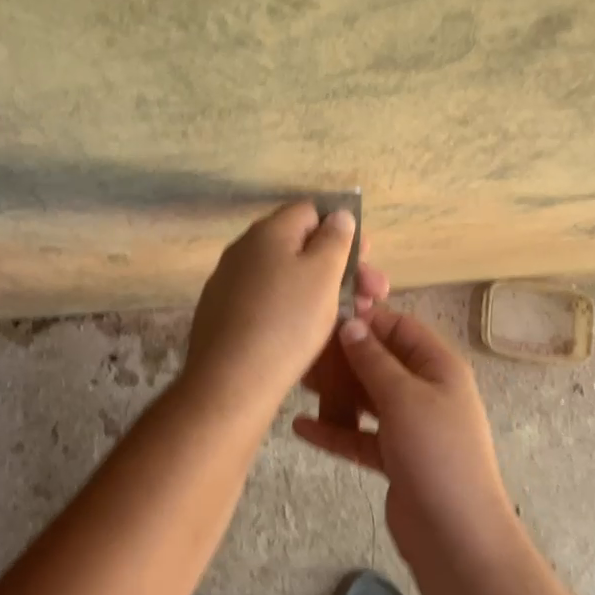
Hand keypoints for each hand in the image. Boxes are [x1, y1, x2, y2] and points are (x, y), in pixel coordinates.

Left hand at [181, 201, 371, 409]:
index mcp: (267, 231)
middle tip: (371, 295)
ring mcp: (229, 283)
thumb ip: (335, 240)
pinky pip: (266, 301)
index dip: (341, 229)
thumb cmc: (286, 322)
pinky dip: (291, 310)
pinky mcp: (223, 314)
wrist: (230, 382)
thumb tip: (338, 215)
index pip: (310, 211)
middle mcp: (243, 250)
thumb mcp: (323, 275)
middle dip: (339, 267)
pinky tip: (309, 334)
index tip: (365, 258)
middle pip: (299, 246)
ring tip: (349, 318)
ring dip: (319, 291)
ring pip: (284, 277)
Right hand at [294, 304, 514, 566]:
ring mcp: (411, 426)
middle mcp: (426, 391)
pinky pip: (360, 435)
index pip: (401, 327)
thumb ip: (373, 360)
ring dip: (336, 390)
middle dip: (345, 356)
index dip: (367, 319)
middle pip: (381, 362)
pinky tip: (300, 427)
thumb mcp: (403, 397)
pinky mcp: (395, 458)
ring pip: (368, 398)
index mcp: (439, 367)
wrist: (456, 536)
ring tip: (296, 382)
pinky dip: (335, 430)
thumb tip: (350, 324)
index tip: (326, 318)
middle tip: (302, 351)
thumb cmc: (436, 453)